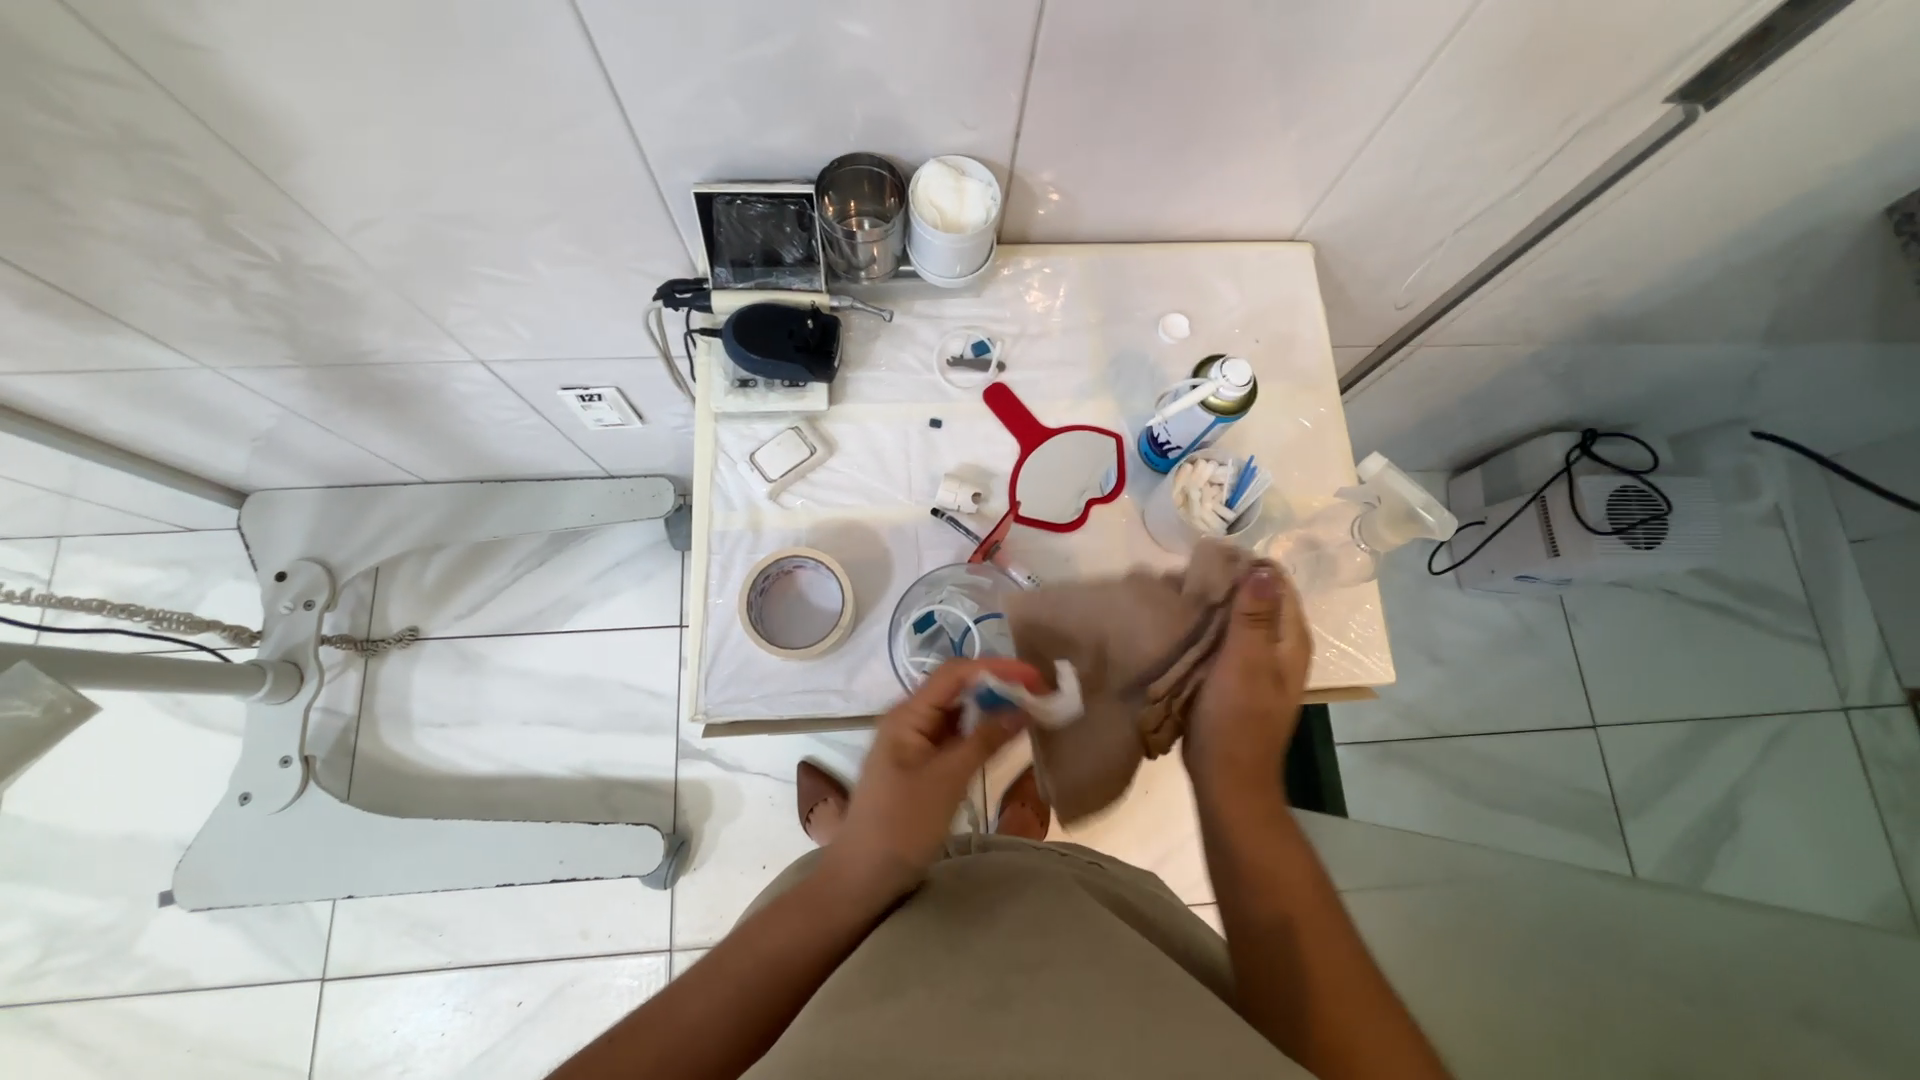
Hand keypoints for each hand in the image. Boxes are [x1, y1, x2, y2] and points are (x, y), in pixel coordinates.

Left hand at [821, 658, 1041, 905]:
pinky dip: (982, 733)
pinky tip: (1007, 737)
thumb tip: (1023, 708)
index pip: (956, 673)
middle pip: (958, 688)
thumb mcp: (947, 781)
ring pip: (959, 713)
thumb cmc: (901, 826)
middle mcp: (910, 720)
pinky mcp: (923, 766)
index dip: (997, 669)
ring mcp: (915, 743)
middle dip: (998, 686)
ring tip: (1032, 711)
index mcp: (907, 715)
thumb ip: (984, 740)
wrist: (864, 878)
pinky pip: (956, 737)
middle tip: (1041, 695)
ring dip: (993, 709)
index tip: (1036, 677)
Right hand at [1183, 564, 1312, 794]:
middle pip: (1257, 601)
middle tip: (1186, 574)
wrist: (1226, 779)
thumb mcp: (1244, 663)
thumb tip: (1265, 567)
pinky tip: (1181, 626)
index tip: (1208, 558)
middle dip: (1226, 584)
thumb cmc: (1236, 720)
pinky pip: (1223, 642)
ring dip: (1214, 607)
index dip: (1247, 566)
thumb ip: (1253, 616)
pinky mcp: (1236, 680)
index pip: (1277, 584)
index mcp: (1291, 641)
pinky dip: (1207, 630)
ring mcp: (1258, 666)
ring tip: (1178, 594)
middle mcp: (1280, 649)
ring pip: (1238, 621)